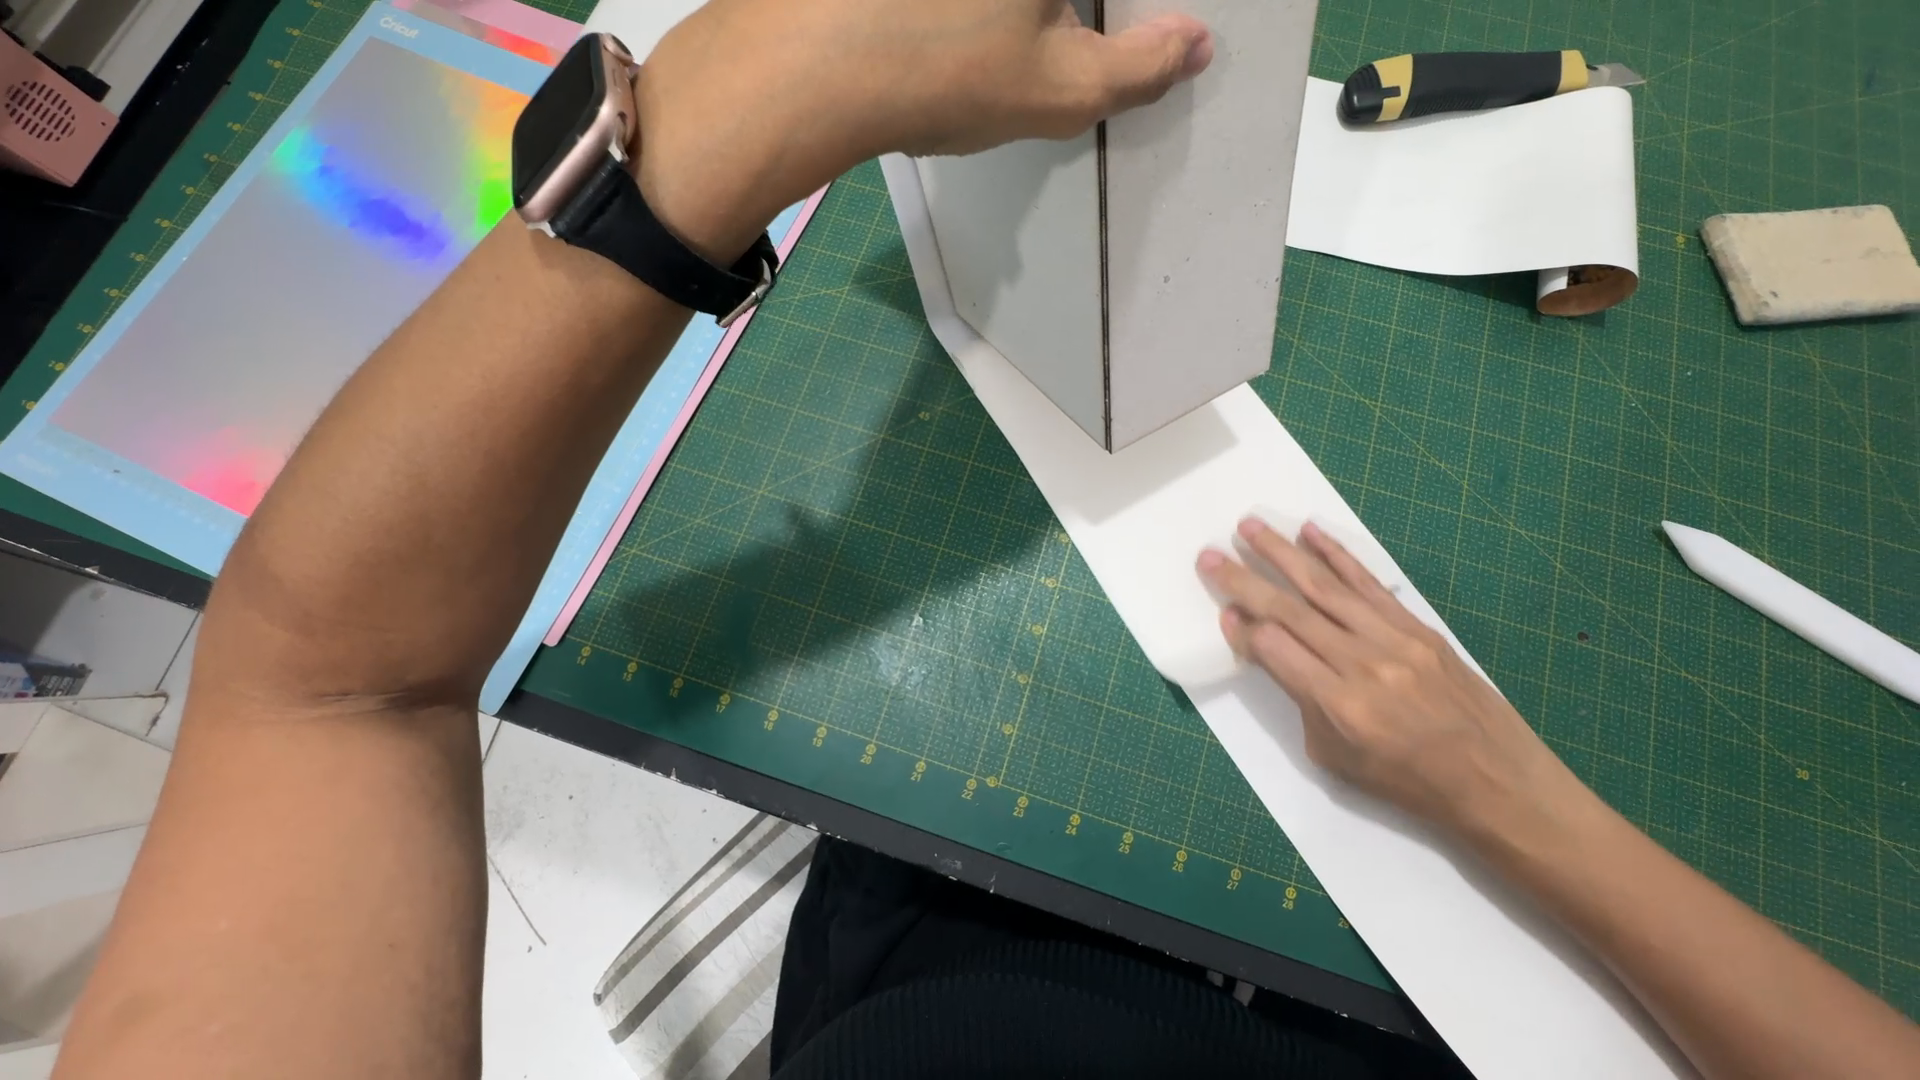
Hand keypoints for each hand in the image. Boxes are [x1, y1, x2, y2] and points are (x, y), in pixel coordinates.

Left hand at [633, 0, 1212, 259]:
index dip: (1117, 22)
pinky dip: (964, 20)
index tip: (1100, 41)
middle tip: (1055, 43)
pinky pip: (961, 8)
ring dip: (1008, 24)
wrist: (802, 67)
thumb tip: (1197, 44)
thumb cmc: (942, 72)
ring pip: (998, 6)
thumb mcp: (1059, 89)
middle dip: (1058, 22)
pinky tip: (942, 32)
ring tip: (984, 49)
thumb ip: (1140, 68)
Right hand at [1197, 519, 1578, 839]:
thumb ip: (1299, 699)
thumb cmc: (1405, 781)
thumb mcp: (1335, 757)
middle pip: (1289, 610)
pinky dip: (1337, 555)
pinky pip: (1368, 584)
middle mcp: (1363, 663)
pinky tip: (1311, 533)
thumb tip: (1266, 648)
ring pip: (1324, 586)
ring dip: (1282, 552)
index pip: (1273, 648)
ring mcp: (1394, 640)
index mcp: (1338, 703)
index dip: (1242, 627)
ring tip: (1249, 525)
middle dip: (1243, 579)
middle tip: (1208, 555)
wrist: (1494, 780)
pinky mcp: (1417, 628)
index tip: (1221, 609)